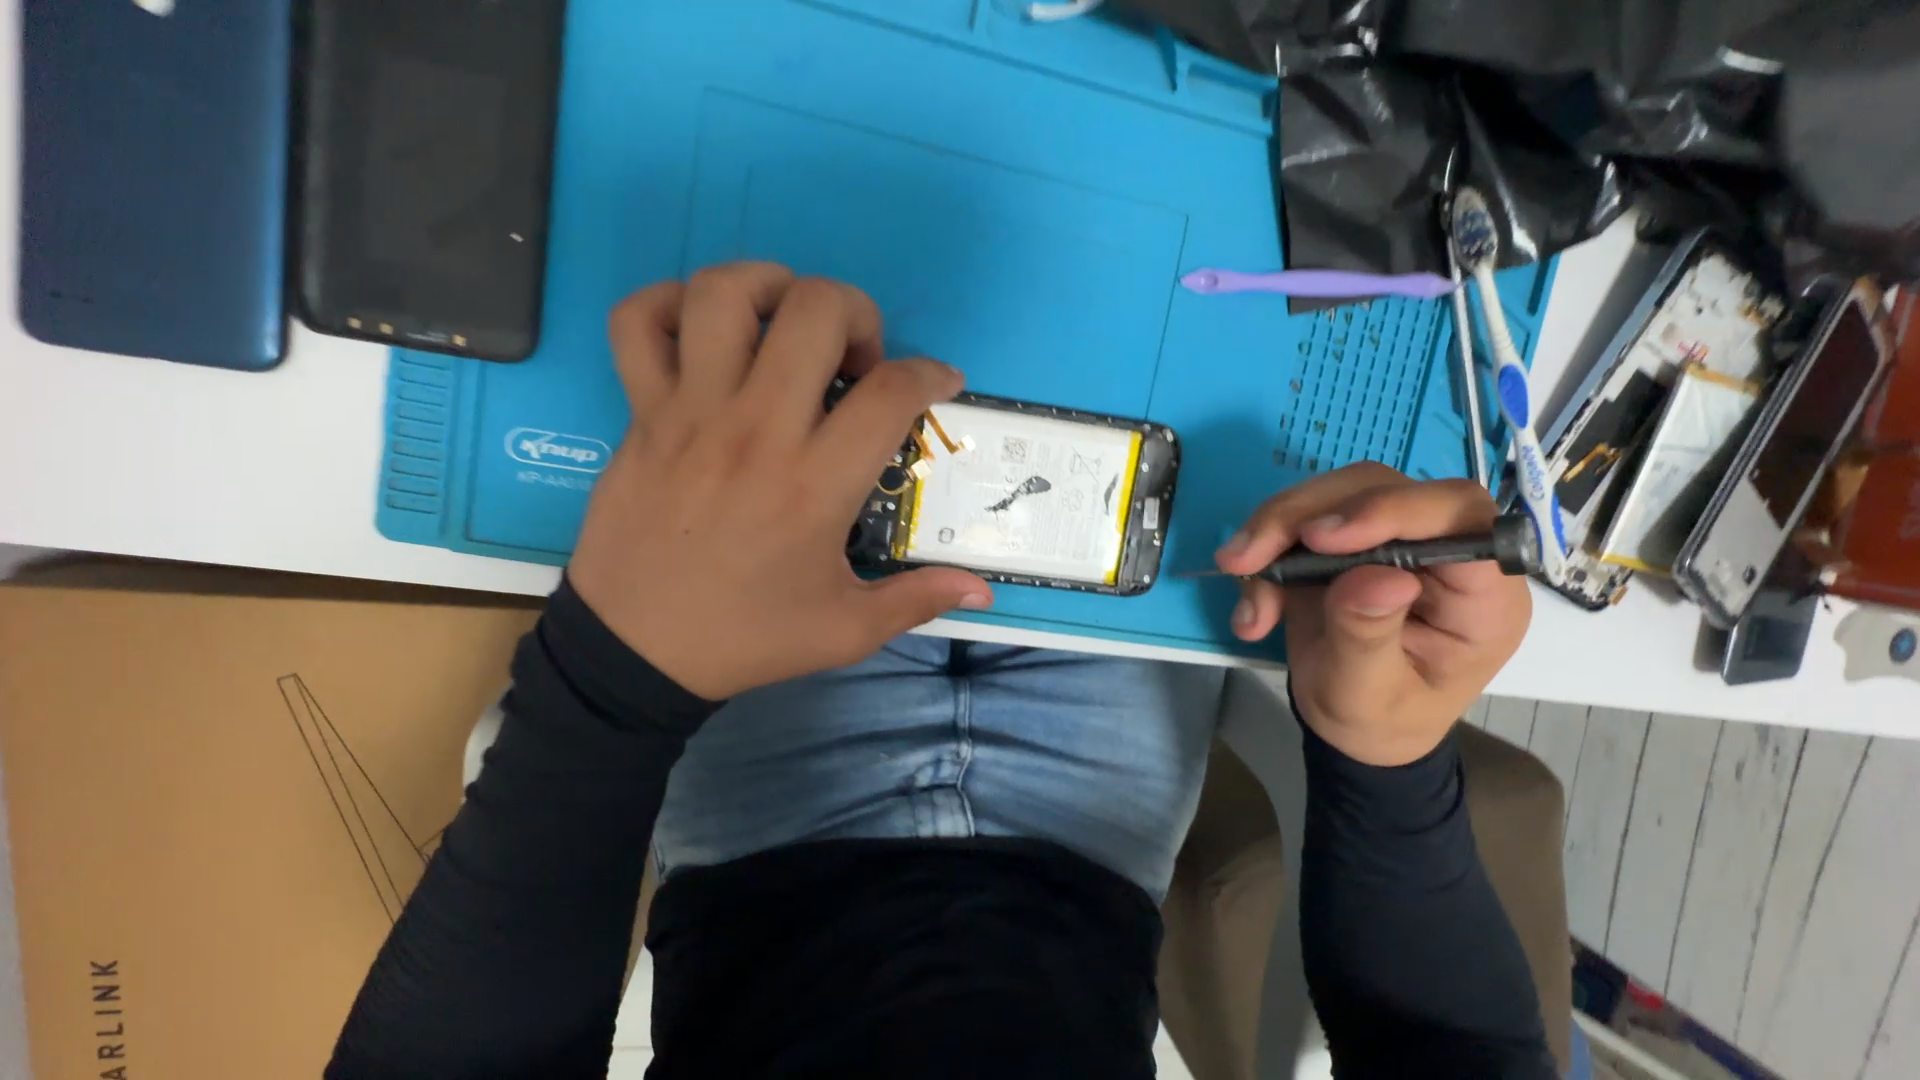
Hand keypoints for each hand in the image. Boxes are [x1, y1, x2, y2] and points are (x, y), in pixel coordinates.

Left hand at [568, 262, 992, 699]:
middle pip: (816, 311)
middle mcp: (757, 430)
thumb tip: (982, 587)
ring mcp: (691, 413)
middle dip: (857, 312)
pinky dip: (668, 304)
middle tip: (858, 358)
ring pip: (725, 294)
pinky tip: (704, 332)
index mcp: (816, 483)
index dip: (931, 373)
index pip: (892, 391)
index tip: (939, 382)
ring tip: (786, 324)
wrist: (634, 651)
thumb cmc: (746, 636)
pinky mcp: (641, 413)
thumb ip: (918, 600)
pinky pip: (637, 323)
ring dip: (770, 287)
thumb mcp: (845, 631)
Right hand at [1216, 463, 1530, 765]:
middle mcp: (1442, 552)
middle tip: (1247, 557)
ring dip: (1275, 527)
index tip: (1319, 538)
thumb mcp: (1367, 695)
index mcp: (1480, 594)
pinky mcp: (1349, 542)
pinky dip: (1265, 551)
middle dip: (1305, 514)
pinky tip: (1253, 606)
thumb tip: (1378, 578)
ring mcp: (1393, 541)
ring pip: (1336, 495)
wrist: (1354, 730)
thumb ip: (1370, 636)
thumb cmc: (1377, 721)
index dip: (1392, 510)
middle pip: (1381, 489)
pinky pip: (1301, 519)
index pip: (1458, 517)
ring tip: (1238, 572)